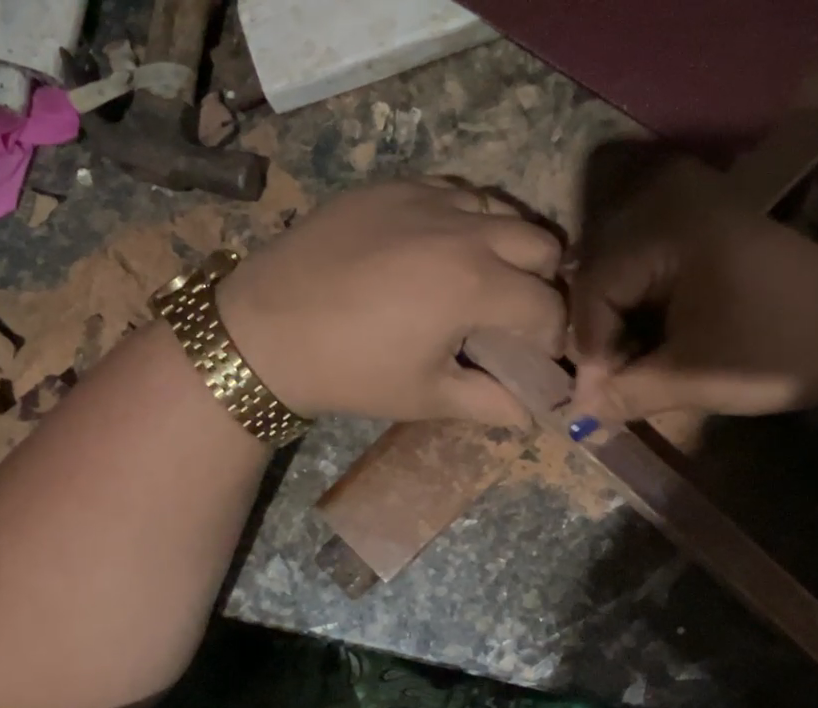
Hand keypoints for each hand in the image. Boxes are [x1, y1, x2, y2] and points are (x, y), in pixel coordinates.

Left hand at [217, 180, 565, 426]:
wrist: (265, 331)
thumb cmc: (350, 372)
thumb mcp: (426, 397)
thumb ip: (492, 403)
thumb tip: (535, 412)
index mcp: (475, 285)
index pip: (549, 308)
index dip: (553, 340)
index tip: (536, 358)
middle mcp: (463, 229)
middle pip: (542, 246)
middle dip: (542, 284)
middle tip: (513, 316)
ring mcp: (426, 198)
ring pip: (502, 209)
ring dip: (508, 246)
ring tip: (480, 279)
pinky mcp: (392, 185)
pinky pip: (454, 192)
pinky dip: (465, 219)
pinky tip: (438, 250)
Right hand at [568, 161, 817, 422]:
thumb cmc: (782, 352)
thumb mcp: (693, 377)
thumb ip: (623, 392)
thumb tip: (574, 415)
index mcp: (671, 224)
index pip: (593, 286)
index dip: (588, 349)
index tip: (594, 401)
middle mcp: (672, 203)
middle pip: (602, 277)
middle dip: (600, 339)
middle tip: (606, 392)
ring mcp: (691, 214)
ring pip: (622, 278)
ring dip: (619, 331)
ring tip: (629, 378)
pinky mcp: (706, 235)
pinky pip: (649, 274)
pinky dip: (643, 317)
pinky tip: (653, 353)